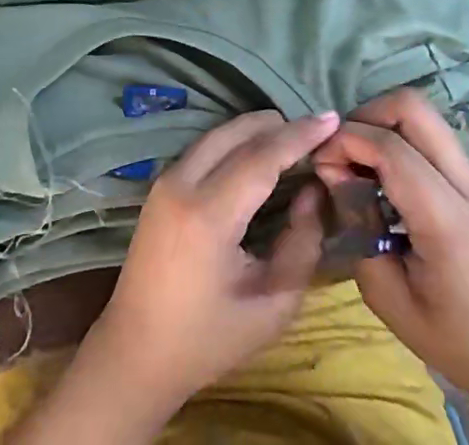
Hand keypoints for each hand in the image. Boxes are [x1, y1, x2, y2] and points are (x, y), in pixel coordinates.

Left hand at [8, 110, 336, 444]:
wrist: (136, 351)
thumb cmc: (208, 338)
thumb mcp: (273, 303)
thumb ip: (301, 242)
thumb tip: (313, 190)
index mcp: (207, 215)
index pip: (261, 156)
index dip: (300, 135)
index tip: (333, 118)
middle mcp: (181, 185)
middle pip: (237, 132)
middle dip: (279, 125)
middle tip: (317, 130)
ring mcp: (164, 181)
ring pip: (218, 134)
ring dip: (256, 130)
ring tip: (295, 139)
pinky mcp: (159, 185)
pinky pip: (205, 147)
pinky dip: (236, 141)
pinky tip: (259, 153)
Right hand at [311, 90, 468, 408]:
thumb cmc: (451, 336)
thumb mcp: (385, 294)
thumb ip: (356, 224)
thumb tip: (332, 171)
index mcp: (450, 221)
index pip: (392, 148)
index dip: (346, 141)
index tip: (319, 162)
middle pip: (414, 107)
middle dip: (365, 115)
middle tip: (340, 150)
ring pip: (424, 115)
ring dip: (382, 125)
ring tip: (358, 164)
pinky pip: (432, 136)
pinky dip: (399, 139)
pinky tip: (384, 177)